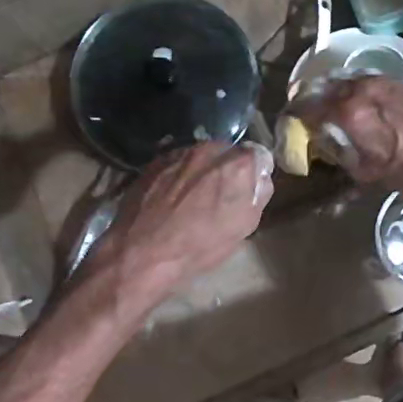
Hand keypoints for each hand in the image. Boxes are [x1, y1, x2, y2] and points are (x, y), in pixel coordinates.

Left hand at [82, 141, 273, 305]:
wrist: (142, 252)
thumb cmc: (200, 246)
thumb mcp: (244, 227)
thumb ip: (258, 194)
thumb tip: (258, 179)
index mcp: (239, 165)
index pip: (260, 155)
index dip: (254, 174)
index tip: (247, 190)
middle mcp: (210, 149)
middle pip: (228, 152)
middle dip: (227, 169)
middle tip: (218, 196)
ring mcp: (180, 152)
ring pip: (201, 156)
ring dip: (201, 170)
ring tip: (191, 198)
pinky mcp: (156, 159)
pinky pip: (176, 162)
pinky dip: (178, 174)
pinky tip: (170, 198)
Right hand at [290, 75, 402, 194]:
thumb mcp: (364, 172)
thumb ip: (337, 154)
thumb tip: (320, 145)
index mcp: (348, 111)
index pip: (306, 107)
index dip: (292, 115)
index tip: (285, 122)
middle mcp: (359, 88)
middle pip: (320, 88)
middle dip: (307, 100)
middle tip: (301, 115)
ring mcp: (377, 81)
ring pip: (340, 81)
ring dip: (327, 92)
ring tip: (323, 108)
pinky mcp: (392, 81)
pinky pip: (359, 80)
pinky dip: (348, 89)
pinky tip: (351, 103)